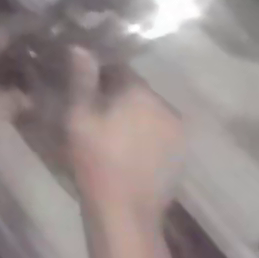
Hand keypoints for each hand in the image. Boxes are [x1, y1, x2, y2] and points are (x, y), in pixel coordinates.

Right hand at [64, 48, 184, 219]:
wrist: (126, 211)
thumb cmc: (96, 155)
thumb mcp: (78, 112)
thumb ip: (81, 76)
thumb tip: (81, 46)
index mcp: (141, 92)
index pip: (117, 66)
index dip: (96, 72)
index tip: (79, 82)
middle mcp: (166, 106)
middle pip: (134, 88)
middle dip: (113, 91)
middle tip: (89, 106)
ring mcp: (177, 133)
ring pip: (146, 109)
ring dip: (129, 112)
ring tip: (106, 127)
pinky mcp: (180, 155)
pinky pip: (156, 130)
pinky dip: (141, 131)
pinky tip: (124, 145)